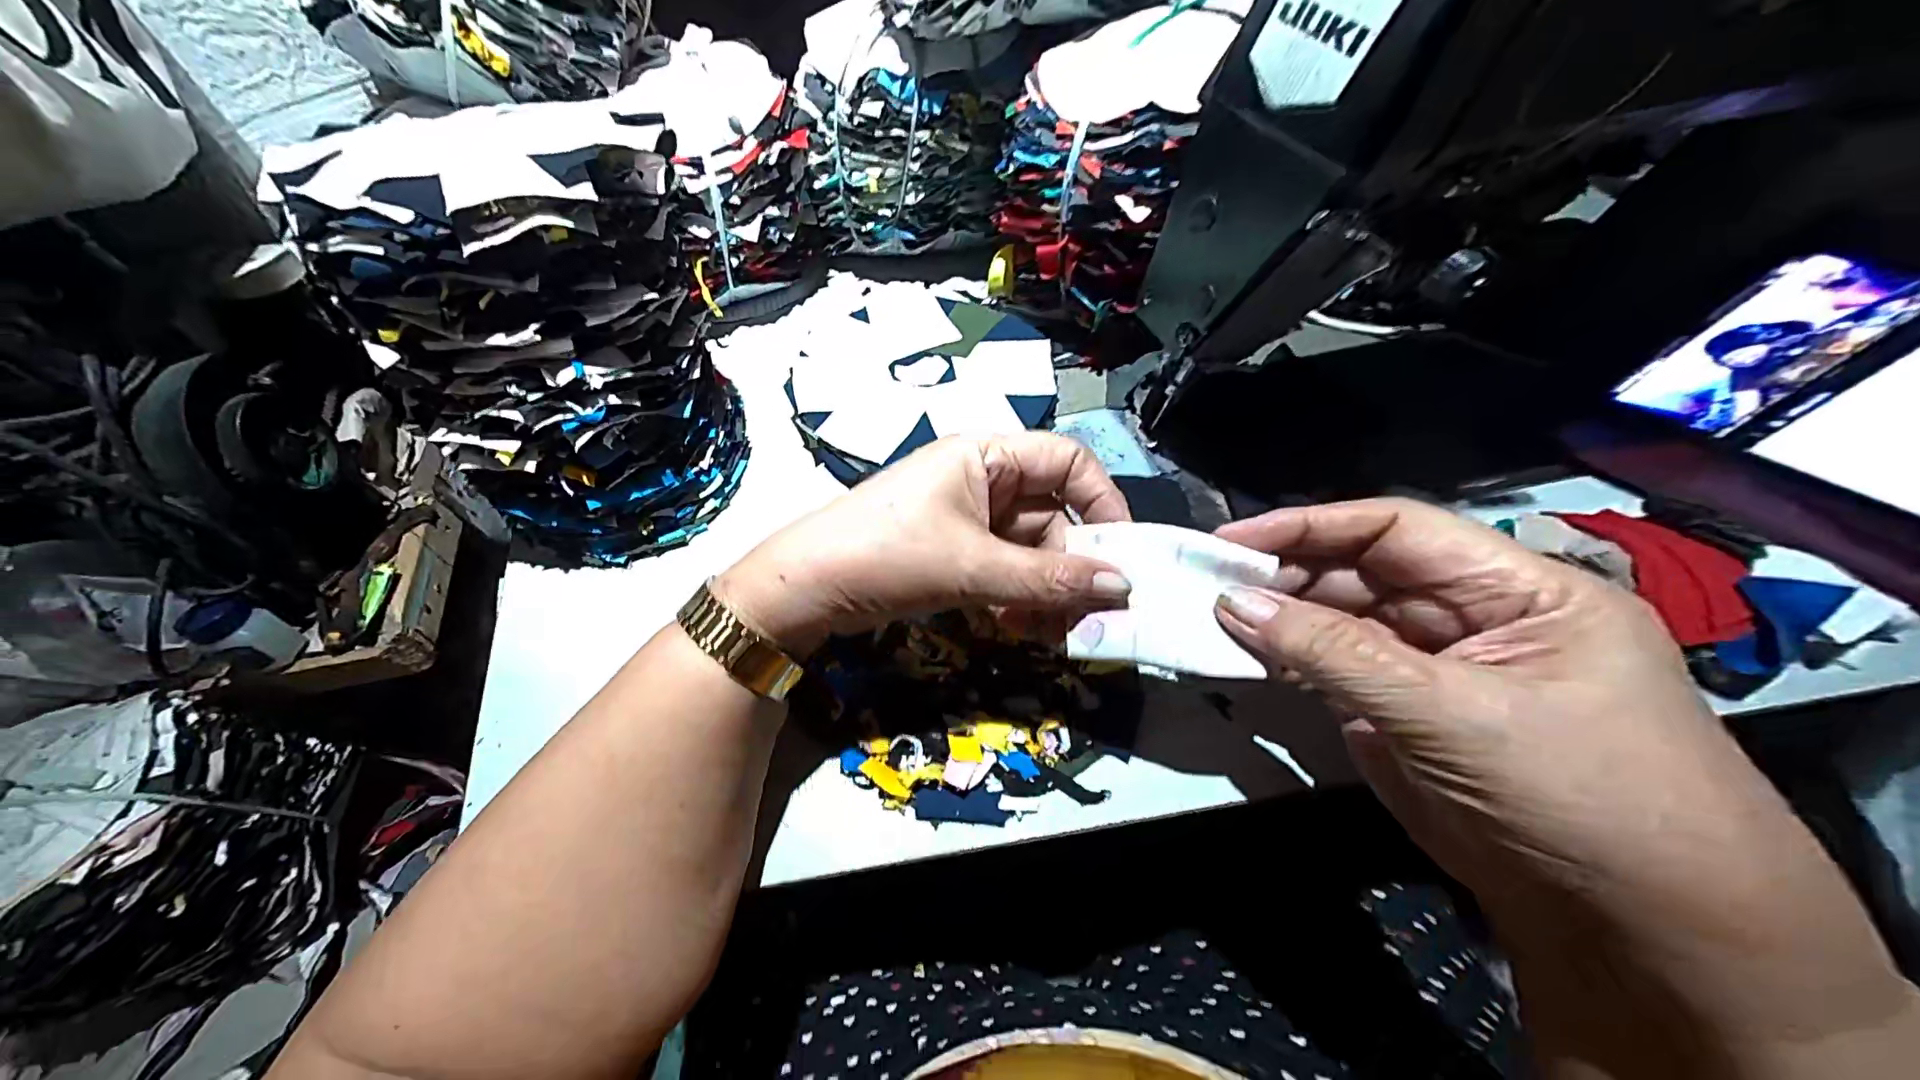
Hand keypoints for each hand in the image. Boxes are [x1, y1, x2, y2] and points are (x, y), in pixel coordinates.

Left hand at [712, 433, 1132, 656]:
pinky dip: (1020, 600)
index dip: (1103, 501)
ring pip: (1032, 552)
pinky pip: (1007, 572)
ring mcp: (970, 519)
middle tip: (1090, 616)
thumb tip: (1122, 588)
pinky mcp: (957, 553)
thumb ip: (1048, 580)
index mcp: (986, 456)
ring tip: (1053, 634)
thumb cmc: (886, 554)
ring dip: (1047, 592)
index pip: (1068, 463)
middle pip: (1054, 516)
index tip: (1123, 552)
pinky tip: (1020, 629)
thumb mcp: (972, 567)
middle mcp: (984, 480)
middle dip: (1073, 568)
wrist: (804, 589)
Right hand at [1212, 498, 1917, 1071]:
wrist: (1636, 938)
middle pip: (1361, 572)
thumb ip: (1336, 652)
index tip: (1232, 539)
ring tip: (1214, 616)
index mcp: (1517, 590)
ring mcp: (1433, 668)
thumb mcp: (1452, 714)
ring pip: (1340, 622)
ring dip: (1280, 619)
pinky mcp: (1402, 715)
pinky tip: (1246, 654)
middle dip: (1285, 574)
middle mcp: (1472, 616)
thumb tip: (1233, 602)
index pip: (1398, 530)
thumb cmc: (1576, 799)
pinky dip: (1290, 661)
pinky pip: (1335, 671)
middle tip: (1208, 582)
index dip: (1310, 526)